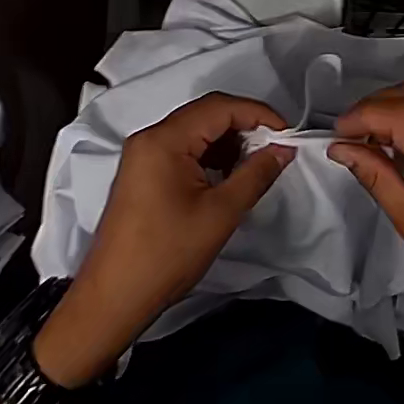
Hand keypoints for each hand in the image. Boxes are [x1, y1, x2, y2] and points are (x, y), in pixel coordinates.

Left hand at [33, 93, 293, 386]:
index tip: (288, 133)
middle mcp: (150, 137)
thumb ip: (256, 174)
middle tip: (275, 147)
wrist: (115, 296)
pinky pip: (182, 148)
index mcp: (164, 140)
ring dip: (227, 140)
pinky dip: (209, 154)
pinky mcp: (142, 171)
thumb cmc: (168, 254)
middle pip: (205, 113)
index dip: (258, 113)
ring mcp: (142, 154)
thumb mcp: (221, 213)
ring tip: (256, 163)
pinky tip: (228, 174)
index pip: (218, 107)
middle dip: (244, 125)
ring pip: (194, 130)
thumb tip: (284, 149)